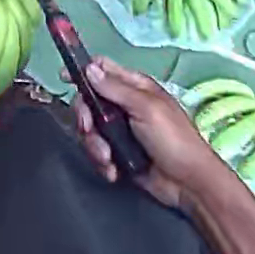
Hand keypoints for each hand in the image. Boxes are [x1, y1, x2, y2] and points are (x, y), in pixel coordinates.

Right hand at [75, 56, 230, 208]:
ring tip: (108, 158)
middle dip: (85, 117)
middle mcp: (124, 104)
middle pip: (88, 100)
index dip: (83, 70)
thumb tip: (89, 68)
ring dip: (94, 144)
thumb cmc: (173, 139)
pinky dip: (102, 161)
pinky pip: (97, 150)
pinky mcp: (118, 152)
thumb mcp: (146, 108)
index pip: (102, 69)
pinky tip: (113, 170)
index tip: (64, 77)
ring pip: (90, 128)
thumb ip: (115, 88)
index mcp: (134, 87)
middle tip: (89, 129)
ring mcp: (120, 129)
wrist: (190, 186)